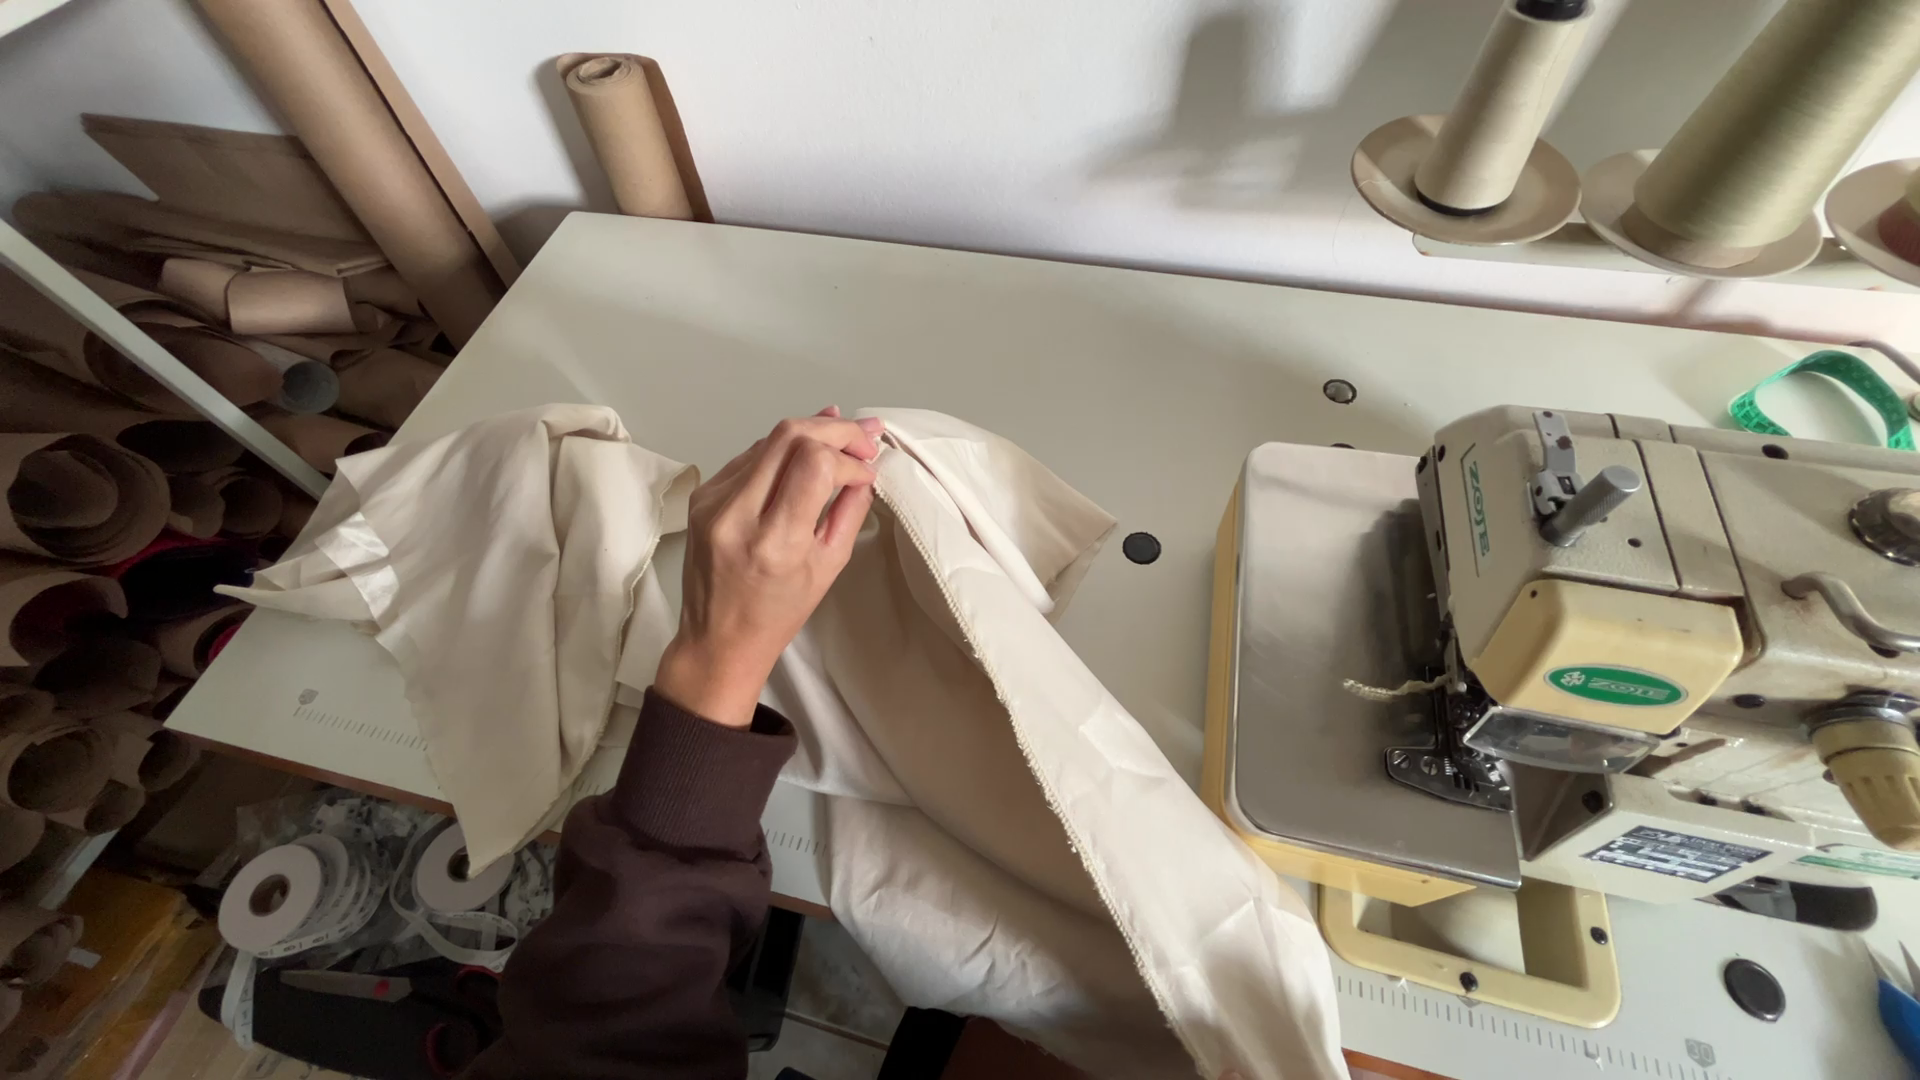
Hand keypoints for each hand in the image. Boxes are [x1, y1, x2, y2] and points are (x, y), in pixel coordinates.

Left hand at [654, 407, 883, 727]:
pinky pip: (750, 456)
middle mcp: (737, 514)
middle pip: (789, 435)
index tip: (866, 471)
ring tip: (843, 436)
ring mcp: (712, 501)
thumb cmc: (779, 612)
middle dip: (834, 429)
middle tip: (864, 436)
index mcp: (775, 541)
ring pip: (768, 439)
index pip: (815, 463)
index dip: (849, 456)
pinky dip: (783, 449)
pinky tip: (807, 449)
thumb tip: (864, 468)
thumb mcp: (829, 566)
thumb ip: (849, 510)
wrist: (718, 638)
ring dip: (811, 431)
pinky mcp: (702, 495)